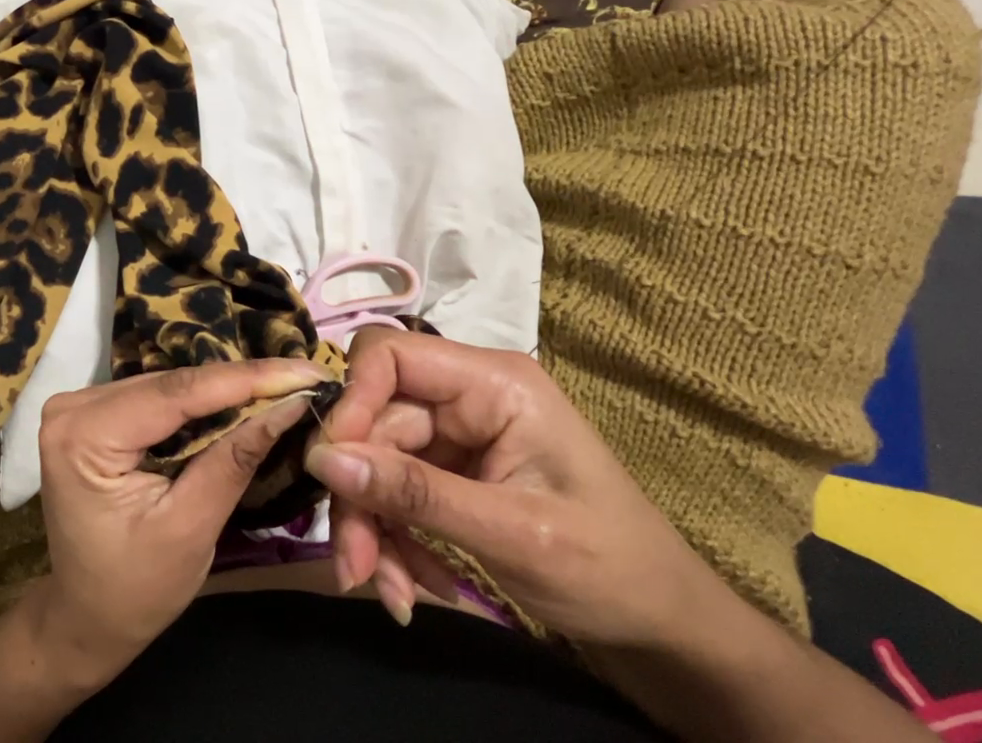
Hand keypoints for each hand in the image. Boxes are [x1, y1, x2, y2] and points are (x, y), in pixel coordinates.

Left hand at [35, 359, 328, 671]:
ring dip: (225, 391)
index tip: (308, 371)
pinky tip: (244, 402)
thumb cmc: (134, 588)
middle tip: (309, 378)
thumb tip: (289, 405)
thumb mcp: (190, 528)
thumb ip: (233, 460)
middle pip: (171, 385)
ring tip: (287, 385)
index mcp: (82, 436)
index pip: (175, 392)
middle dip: (241, 383)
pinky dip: (200, 407)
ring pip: (167, 388)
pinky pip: (156, 401)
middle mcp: (72, 407)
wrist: (86, 616)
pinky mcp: (94, 417)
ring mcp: (79, 408)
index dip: (246, 378)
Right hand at [307, 329, 720, 646]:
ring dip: (371, 528)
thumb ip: (414, 492)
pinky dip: (392, 540)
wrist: (660, 624)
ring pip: (371, 462)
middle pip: (372, 423)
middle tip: (357, 569)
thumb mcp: (512, 534)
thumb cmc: (610, 569)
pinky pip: (390, 493)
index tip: (332, 469)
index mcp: (493, 384)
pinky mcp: (445, 471)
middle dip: (360, 497)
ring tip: (390, 592)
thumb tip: (322, 458)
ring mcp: (453, 435)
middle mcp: (465, 397)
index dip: (352, 402)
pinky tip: (414, 585)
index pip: (388, 356)